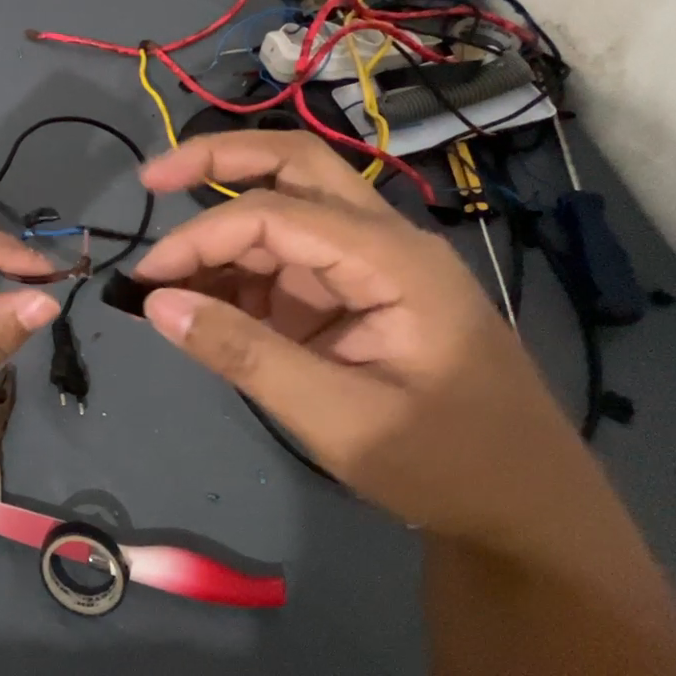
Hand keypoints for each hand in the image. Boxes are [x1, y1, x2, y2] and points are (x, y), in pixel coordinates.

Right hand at [131, 131, 600, 549]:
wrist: (528, 515)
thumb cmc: (447, 464)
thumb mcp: (338, 417)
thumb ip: (244, 353)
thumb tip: (155, 301)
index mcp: (395, 262)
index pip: (275, 214)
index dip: (201, 237)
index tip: (147, 280)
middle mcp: (383, 245)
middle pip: (294, 166)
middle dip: (217, 160)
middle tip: (151, 179)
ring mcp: (369, 268)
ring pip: (282, 210)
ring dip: (219, 232)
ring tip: (162, 275)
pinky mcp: (352, 296)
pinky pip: (283, 260)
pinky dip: (233, 271)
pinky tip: (198, 299)